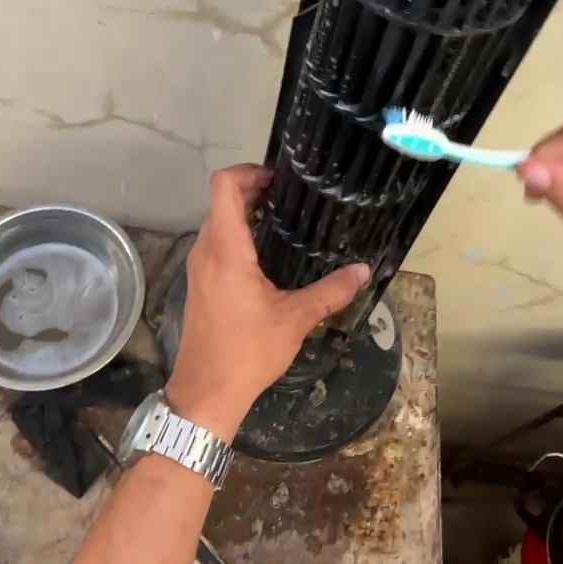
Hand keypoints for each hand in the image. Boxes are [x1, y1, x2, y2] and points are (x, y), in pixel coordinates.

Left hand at [165, 165, 371, 435]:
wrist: (206, 392)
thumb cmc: (247, 351)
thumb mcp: (295, 319)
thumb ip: (330, 291)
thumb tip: (363, 270)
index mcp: (226, 249)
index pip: (224, 185)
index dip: (249, 171)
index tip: (279, 179)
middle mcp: (206, 250)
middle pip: (222, 200)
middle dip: (254, 191)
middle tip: (292, 199)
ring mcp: (198, 266)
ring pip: (217, 222)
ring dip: (245, 214)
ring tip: (284, 222)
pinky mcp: (200, 282)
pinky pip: (216, 243)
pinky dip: (237, 235)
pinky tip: (267, 255)